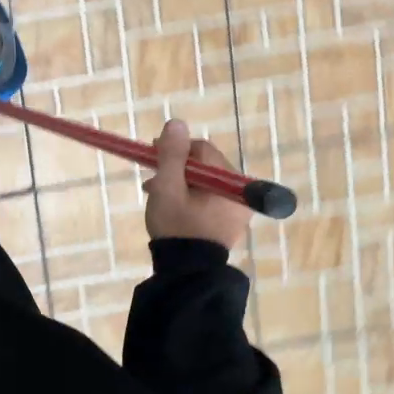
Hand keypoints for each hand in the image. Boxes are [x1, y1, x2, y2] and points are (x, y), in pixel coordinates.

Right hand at [142, 119, 251, 250]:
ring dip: (181, 180)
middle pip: (205, 164)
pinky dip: (190, 194)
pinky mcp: (230, 221)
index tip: (153, 157)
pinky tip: (174, 205)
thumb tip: (176, 123)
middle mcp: (240, 193)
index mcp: (229, 183)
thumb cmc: (176, 226)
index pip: (202, 150)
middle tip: (154, 179)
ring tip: (158, 194)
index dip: (175, 149)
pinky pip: (210, 196)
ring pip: (205, 180)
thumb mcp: (167, 188)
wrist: (187, 270)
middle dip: (177, 167)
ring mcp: (237, 208)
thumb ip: (172, 155)